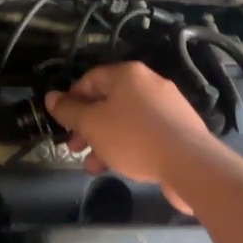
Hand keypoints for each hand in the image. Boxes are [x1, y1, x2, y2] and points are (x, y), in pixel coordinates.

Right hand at [46, 61, 213, 210]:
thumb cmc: (134, 137)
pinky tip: (121, 168)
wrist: (191, 165)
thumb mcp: (92, 124)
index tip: (62, 122)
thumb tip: (50, 97)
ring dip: (106, 142)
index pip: (90, 79)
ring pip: (126, 121)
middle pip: (109, 102)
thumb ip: (69, 111)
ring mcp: (168, 109)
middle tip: (75, 147)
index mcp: (128, 74)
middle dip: (88, 126)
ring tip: (94, 166)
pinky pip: (146, 135)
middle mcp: (150, 85)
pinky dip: (130, 148)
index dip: (72, 99)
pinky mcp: (181, 132)